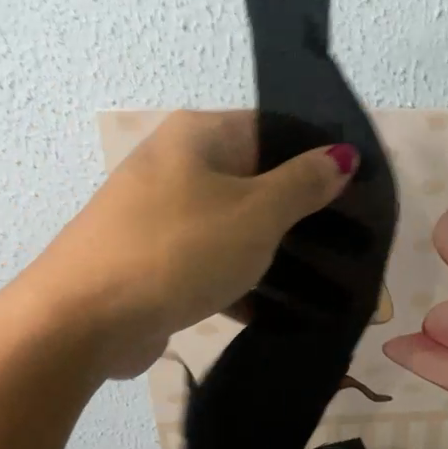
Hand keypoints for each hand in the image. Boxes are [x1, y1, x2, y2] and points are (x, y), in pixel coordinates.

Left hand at [36, 109, 356, 376]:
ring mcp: (161, 218)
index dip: (320, 157)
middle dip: (303, 216)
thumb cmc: (179, 251)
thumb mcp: (255, 213)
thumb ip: (303, 184)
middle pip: (255, 183)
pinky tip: (281, 316)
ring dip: (277, 258)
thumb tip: (341, 154)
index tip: (363, 191)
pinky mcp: (155, 265)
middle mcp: (177, 168)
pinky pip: (213, 268)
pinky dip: (244, 288)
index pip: (274, 130)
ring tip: (329, 285)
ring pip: (235, 230)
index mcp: (199, 137)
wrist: (85, 318)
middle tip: (352, 243)